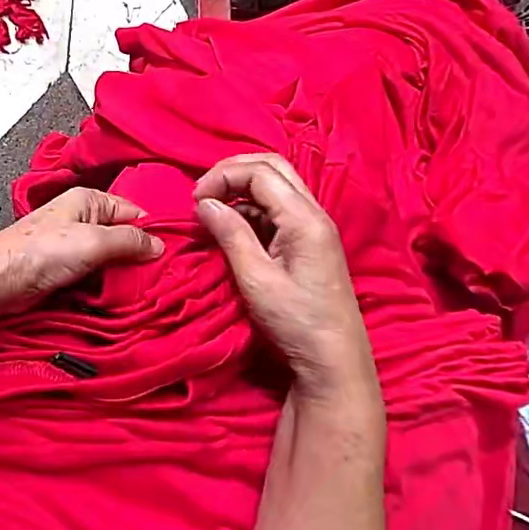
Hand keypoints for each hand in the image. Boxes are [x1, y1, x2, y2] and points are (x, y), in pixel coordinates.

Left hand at [0, 188, 164, 308]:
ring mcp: (72, 243)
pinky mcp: (64, 267)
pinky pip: (94, 273)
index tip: (170, 254)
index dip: (150, 231)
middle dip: (137, 254)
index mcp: (88, 199)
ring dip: (121, 272)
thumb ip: (129, 241)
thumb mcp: (94, 242)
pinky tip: (116, 296)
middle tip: (159, 276)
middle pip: (121, 235)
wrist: (0, 281)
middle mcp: (81, 217)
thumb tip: (159, 245)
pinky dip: (104, 283)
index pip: (132, 211)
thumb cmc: (42, 253)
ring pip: (109, 257)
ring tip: (142, 288)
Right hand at [193, 154, 374, 398]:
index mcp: (305, 219)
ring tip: (211, 209)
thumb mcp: (256, 279)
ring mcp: (313, 227)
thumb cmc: (296, 323)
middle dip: (232, 171)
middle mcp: (314, 214)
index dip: (223, 176)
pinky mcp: (308, 242)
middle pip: (272, 167)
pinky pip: (276, 209)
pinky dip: (249, 208)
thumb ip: (231, 235)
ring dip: (240, 188)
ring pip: (275, 185)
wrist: (334, 361)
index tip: (194, 200)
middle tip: (202, 193)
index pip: (261, 172)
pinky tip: (230, 226)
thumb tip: (204, 203)